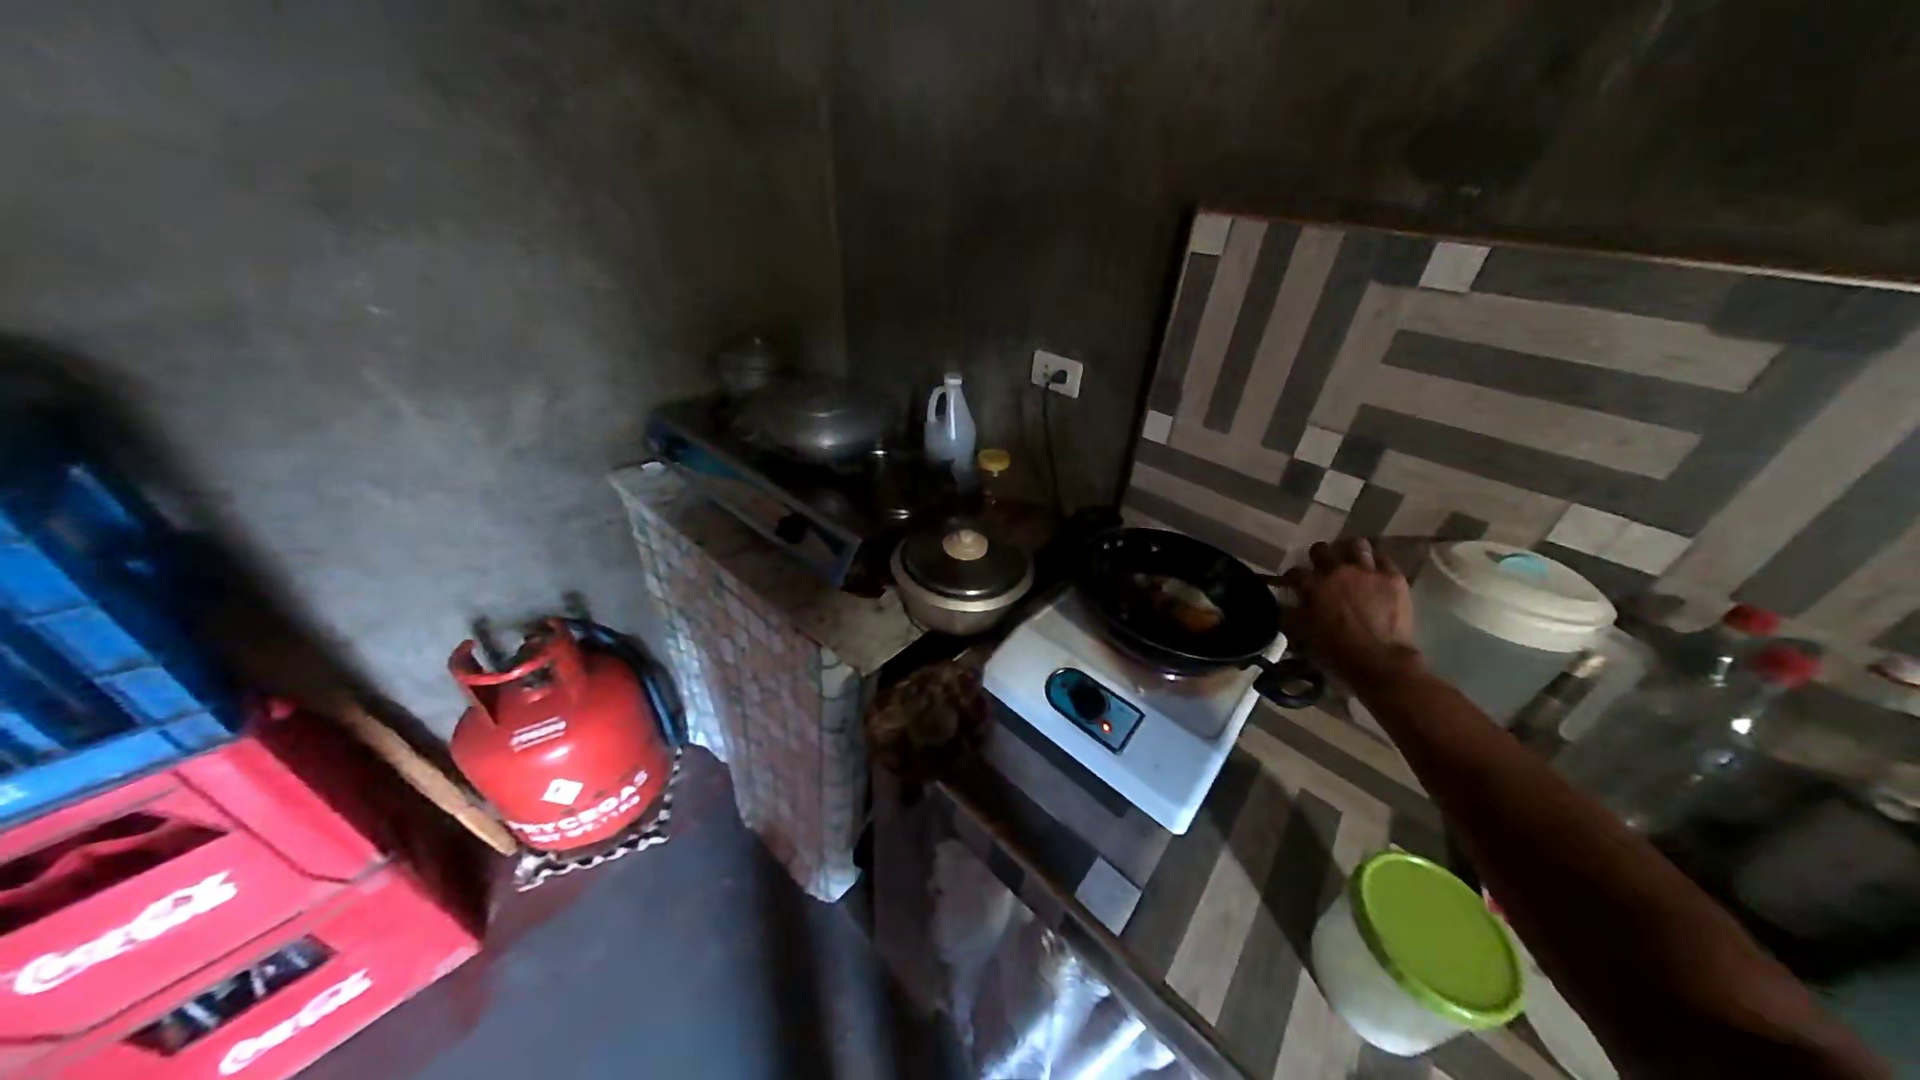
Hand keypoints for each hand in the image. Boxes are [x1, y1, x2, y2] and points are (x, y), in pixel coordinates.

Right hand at [1281, 538, 1421, 683]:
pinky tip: (1374, 570)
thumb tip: (1284, 605)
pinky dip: (1376, 562)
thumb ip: (1291, 615)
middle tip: (1322, 569)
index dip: (1292, 578)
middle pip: (1321, 549)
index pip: (1294, 572)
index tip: (1293, 585)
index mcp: (1313, 585)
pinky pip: (1384, 558)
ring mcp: (1367, 572)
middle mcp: (1338, 571)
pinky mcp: (1393, 578)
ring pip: (1356, 545)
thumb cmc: (1336, 651)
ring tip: (1351, 562)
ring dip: (1349, 551)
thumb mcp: (1303, 635)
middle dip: (1318, 557)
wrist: (1380, 661)